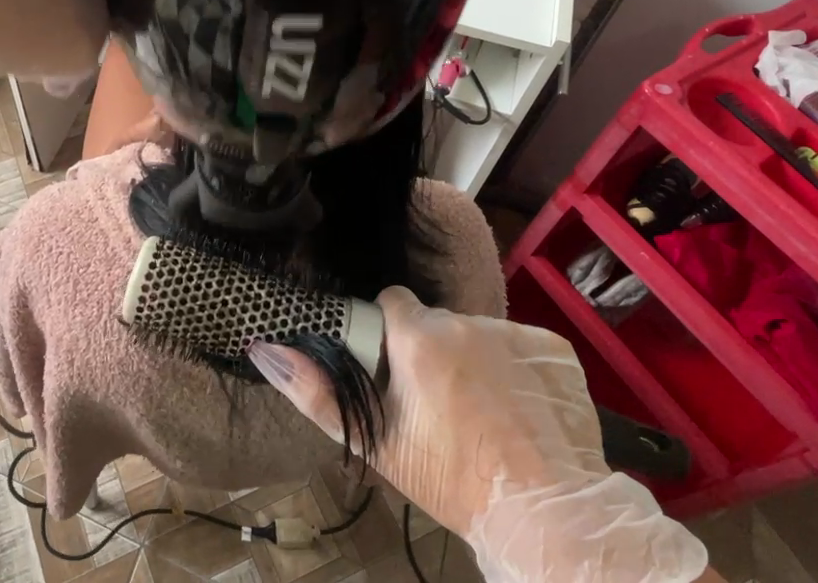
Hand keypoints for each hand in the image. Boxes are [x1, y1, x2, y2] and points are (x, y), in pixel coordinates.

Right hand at [252, 288, 708, 582]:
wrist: (548, 514)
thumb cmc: (452, 480)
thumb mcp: (377, 444)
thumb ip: (315, 392)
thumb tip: (262, 348)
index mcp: (420, 336)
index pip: (392, 302)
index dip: (388, 333)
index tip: (395, 370)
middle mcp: (467, 320)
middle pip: (436, 322)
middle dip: (431, 351)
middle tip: (438, 403)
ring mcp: (517, 332)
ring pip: (478, 334)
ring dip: (474, 359)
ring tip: (483, 411)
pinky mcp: (556, 347)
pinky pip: (522, 345)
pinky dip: (516, 368)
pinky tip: (520, 407)